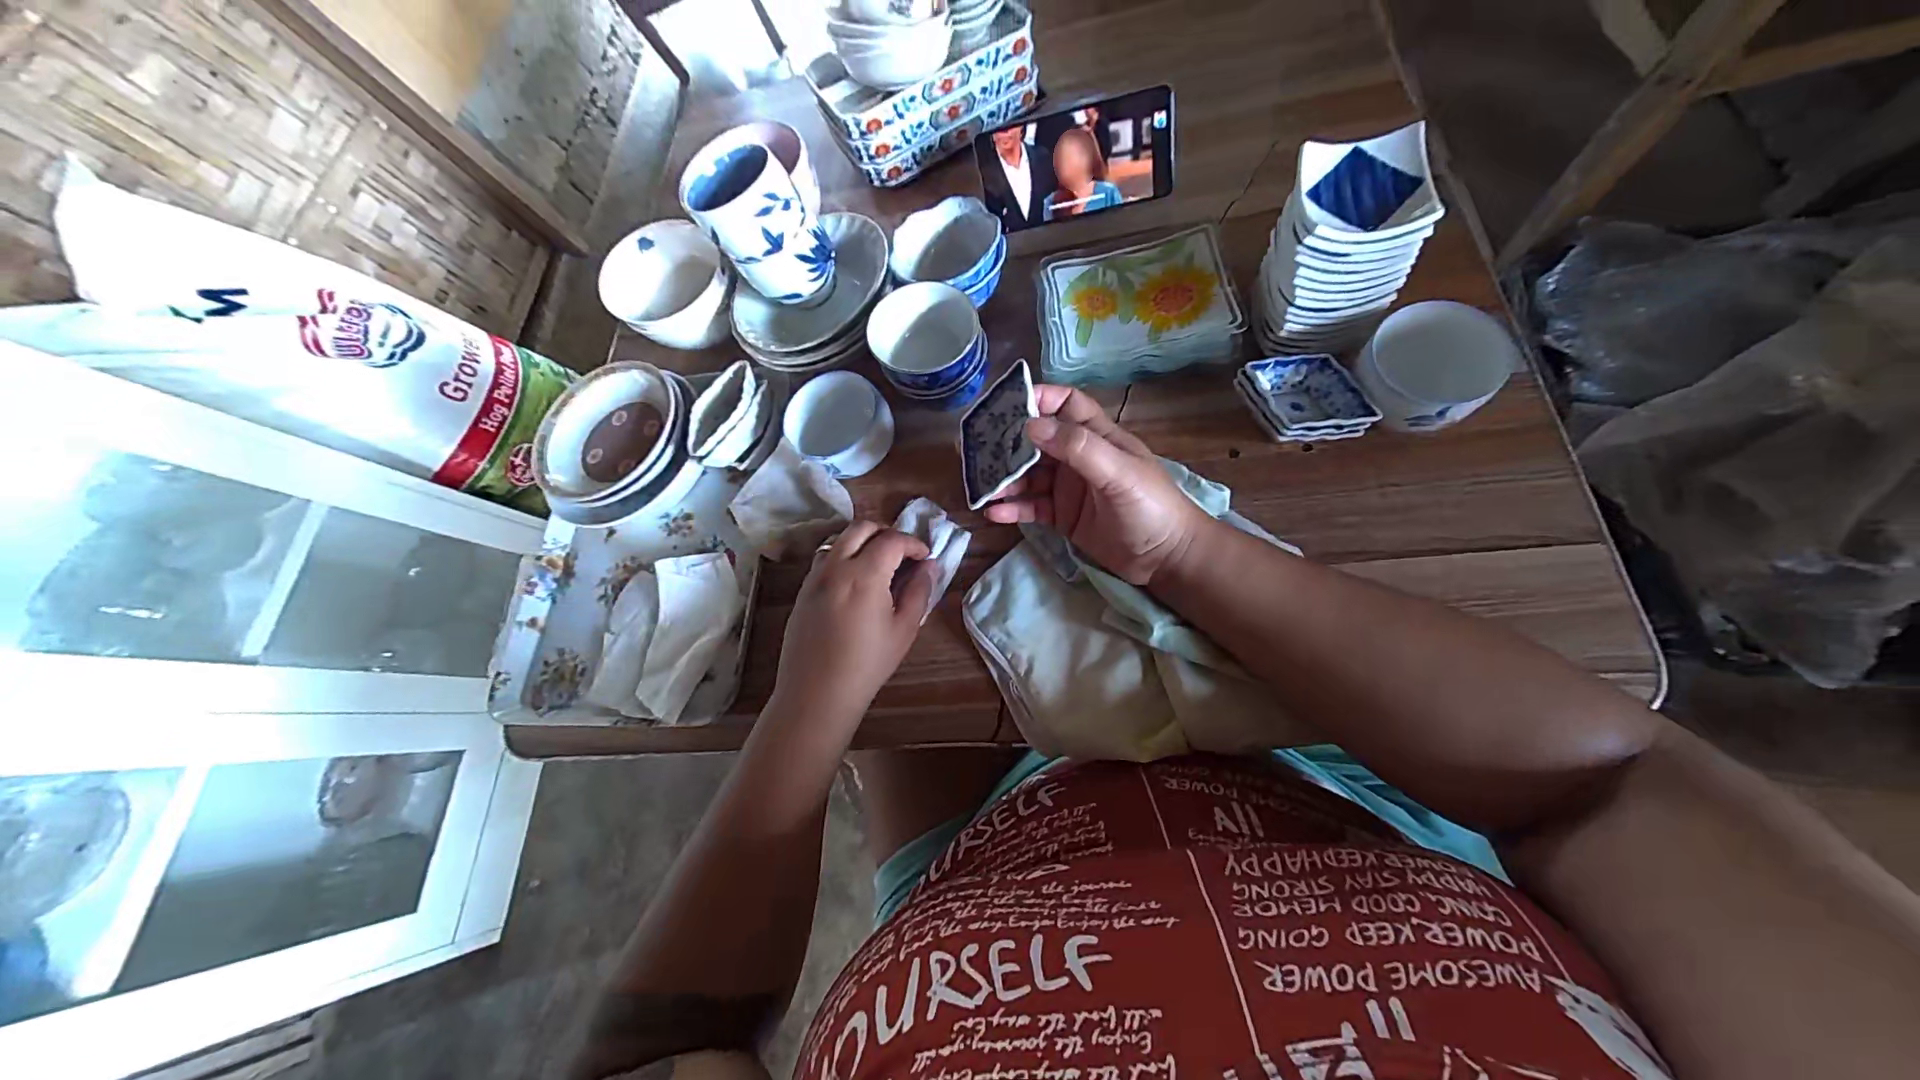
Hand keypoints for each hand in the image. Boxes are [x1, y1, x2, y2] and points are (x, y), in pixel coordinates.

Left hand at [770, 522, 934, 726]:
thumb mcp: (903, 630)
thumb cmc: (867, 664)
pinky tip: (855, 583)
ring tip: (879, 565)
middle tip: (903, 554)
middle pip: (862, 528)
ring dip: (862, 542)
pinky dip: (844, 557)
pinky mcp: (802, 590)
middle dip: (887, 533)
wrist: (817, 693)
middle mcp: (835, 567)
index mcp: (864, 574)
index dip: (914, 543)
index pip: (892, 540)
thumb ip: (919, 592)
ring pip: (840, 540)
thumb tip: (930, 568)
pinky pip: (825, 559)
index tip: (925, 558)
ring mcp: (814, 577)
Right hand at [982, 385, 1211, 585]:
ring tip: (980, 486)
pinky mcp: (1063, 517)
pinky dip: (1012, 509)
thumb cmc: (1151, 507)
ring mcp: (1069, 488)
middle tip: (977, 448)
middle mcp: (1078, 458)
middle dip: (1008, 443)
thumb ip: (1078, 447)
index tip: (1007, 403)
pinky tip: (994, 512)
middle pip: (1037, 441)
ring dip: (1005, 479)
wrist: (1167, 558)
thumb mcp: (1118, 472)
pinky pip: (1031, 508)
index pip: (1065, 404)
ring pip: (1028, 476)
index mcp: (1097, 437)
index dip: (1039, 398)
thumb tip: (1031, 425)